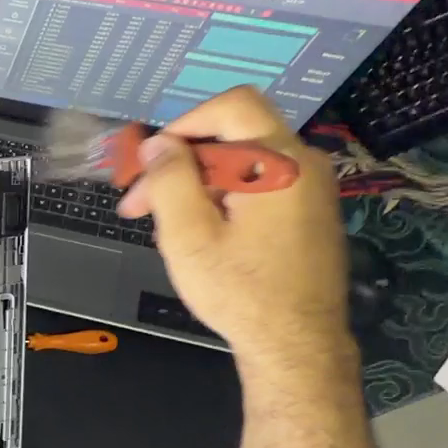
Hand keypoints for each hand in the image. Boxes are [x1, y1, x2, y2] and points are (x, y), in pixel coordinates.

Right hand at [116, 87, 350, 367]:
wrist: (295, 341)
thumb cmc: (239, 291)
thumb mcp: (188, 237)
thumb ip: (170, 181)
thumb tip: (158, 144)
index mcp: (277, 162)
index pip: (230, 107)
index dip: (181, 126)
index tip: (147, 165)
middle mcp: (303, 163)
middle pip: (233, 135)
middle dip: (179, 163)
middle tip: (137, 206)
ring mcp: (310, 187)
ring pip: (243, 162)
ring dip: (196, 183)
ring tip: (165, 226)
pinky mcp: (307, 210)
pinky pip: (258, 183)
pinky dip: (221, 196)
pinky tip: (199, 233)